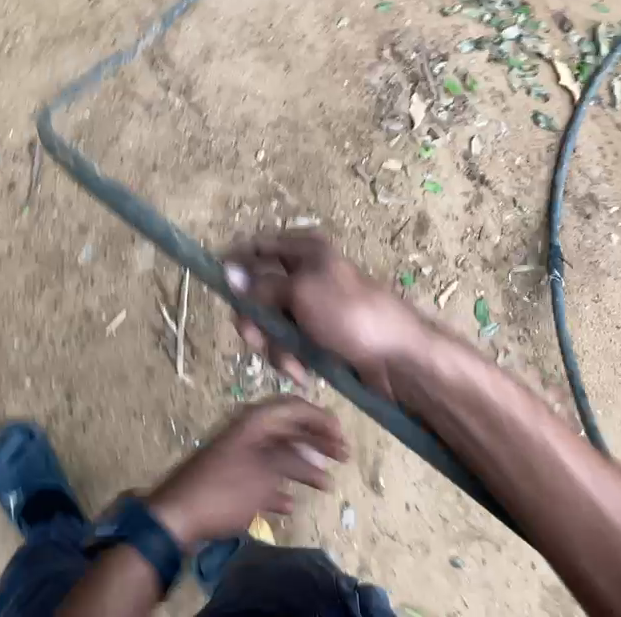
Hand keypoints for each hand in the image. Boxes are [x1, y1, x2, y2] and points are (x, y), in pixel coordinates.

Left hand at [144, 396, 346, 546]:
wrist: (177, 514)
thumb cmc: (224, 490)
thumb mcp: (265, 473)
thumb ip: (291, 459)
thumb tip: (313, 455)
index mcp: (255, 421)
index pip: (295, 407)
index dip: (321, 418)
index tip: (343, 435)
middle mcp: (248, 431)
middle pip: (289, 429)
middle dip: (317, 441)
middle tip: (343, 457)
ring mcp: (238, 454)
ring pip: (278, 453)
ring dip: (302, 467)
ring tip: (325, 484)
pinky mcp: (230, 478)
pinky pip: (262, 477)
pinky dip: (278, 488)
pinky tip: (290, 505)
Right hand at [225, 231, 433, 396]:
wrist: (398, 358)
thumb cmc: (351, 314)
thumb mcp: (301, 292)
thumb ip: (261, 285)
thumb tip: (228, 272)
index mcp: (303, 250)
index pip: (255, 247)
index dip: (235, 266)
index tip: (222, 291)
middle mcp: (303, 272)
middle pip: (255, 291)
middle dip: (255, 320)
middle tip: (257, 340)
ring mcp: (309, 306)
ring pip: (268, 322)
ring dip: (273, 346)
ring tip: (292, 364)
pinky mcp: (316, 335)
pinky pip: (286, 343)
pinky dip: (289, 358)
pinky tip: (302, 372)